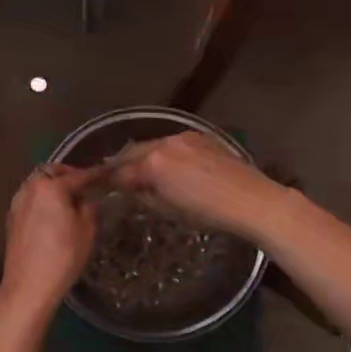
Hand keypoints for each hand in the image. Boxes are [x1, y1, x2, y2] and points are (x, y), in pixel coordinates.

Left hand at [0, 164, 98, 307]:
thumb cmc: (63, 256)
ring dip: (51, 185)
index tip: (106, 176)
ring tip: (68, 200)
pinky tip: (51, 213)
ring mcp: (16, 203)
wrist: (28, 284)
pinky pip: (28, 198)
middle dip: (67, 174)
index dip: (94, 176)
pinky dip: (40, 198)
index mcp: (50, 187)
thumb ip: (89, 207)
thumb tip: (87, 198)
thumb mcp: (86, 230)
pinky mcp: (11, 218)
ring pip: (35, 184)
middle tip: (83, 186)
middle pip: (50, 172)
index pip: (77, 176)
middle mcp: (29, 189)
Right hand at [112, 132, 287, 235]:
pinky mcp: (201, 138)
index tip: (97, 187)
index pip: (120, 172)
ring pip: (151, 145)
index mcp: (152, 164)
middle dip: (120, 165)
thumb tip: (131, 190)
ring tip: (136, 171)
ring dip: (140, 157)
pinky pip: (171, 143)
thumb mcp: (167, 210)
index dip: (106, 181)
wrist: (253, 201)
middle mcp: (164, 144)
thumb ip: (143, 196)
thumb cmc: (207, 214)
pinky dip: (161, 153)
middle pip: (132, 153)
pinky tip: (164, 164)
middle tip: (111, 178)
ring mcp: (184, 138)